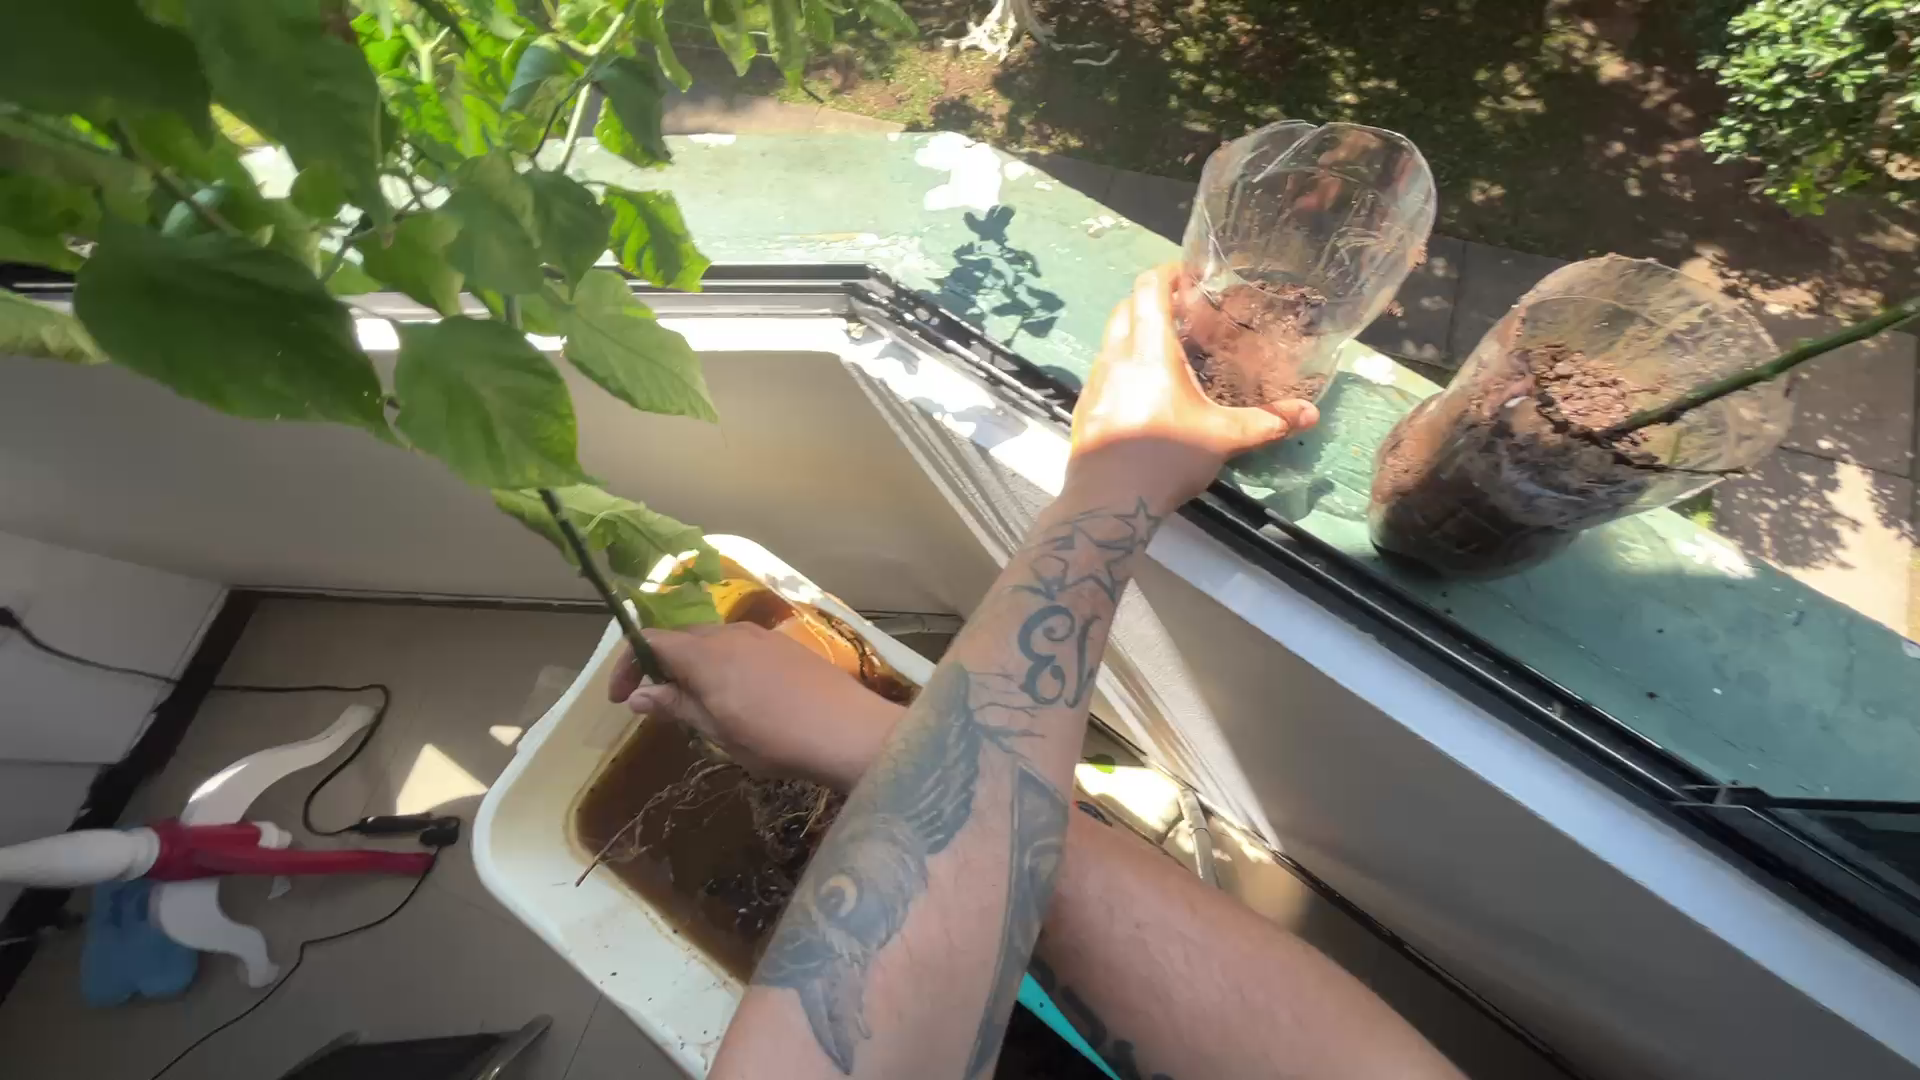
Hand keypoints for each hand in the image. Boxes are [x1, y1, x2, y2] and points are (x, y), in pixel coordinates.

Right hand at [606, 622, 900, 788]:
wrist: (848, 729)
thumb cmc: (776, 738)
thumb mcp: (718, 731)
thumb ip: (677, 706)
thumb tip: (638, 694)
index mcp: (706, 653)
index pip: (650, 640)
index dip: (627, 665)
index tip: (621, 698)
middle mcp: (732, 633)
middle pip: (682, 638)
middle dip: (661, 666)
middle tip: (660, 705)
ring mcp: (762, 636)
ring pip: (713, 642)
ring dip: (695, 666)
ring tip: (700, 706)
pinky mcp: (786, 645)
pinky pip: (742, 646)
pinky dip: (725, 665)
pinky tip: (739, 697)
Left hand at [1067, 264, 1319, 509]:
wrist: (1108, 502)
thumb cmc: (1166, 460)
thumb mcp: (1223, 438)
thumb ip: (1266, 421)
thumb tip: (1310, 414)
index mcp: (1149, 351)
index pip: (1148, 288)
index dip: (1167, 273)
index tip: (1189, 277)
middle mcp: (1115, 358)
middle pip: (1125, 307)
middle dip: (1150, 300)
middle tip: (1182, 313)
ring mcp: (1093, 383)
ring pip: (1109, 340)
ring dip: (1133, 333)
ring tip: (1164, 350)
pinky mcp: (1083, 408)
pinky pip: (1102, 371)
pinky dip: (1120, 364)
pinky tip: (1141, 390)